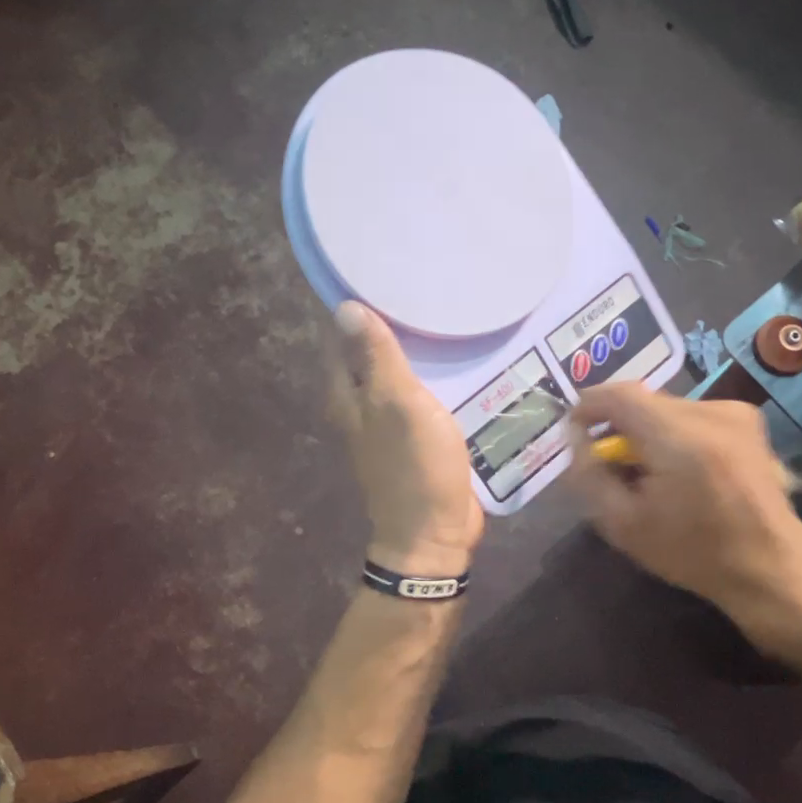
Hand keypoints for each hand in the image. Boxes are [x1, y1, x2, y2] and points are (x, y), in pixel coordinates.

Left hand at [326, 302, 484, 575]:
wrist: (436, 534)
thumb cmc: (415, 469)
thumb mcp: (398, 406)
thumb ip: (377, 358)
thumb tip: (344, 307)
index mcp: (347, 397)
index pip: (340, 337)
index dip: (355, 305)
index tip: (380, 268)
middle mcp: (362, 407)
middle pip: (371, 354)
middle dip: (393, 322)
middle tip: (424, 280)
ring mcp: (391, 424)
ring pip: (400, 374)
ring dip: (418, 349)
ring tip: (447, 309)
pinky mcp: (419, 437)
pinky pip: (424, 396)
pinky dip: (436, 376)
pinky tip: (461, 357)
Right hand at [565, 384, 801, 632]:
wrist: (768, 564)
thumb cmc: (692, 552)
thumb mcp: (624, 525)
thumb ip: (590, 476)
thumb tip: (576, 438)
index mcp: (679, 438)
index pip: (619, 394)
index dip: (588, 406)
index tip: (575, 431)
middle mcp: (710, 412)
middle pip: (644, 402)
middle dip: (619, 428)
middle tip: (610, 466)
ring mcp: (734, 412)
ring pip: (667, 409)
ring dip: (647, 433)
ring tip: (646, 474)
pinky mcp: (747, 419)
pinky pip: (692, 416)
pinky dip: (674, 435)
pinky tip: (679, 471)